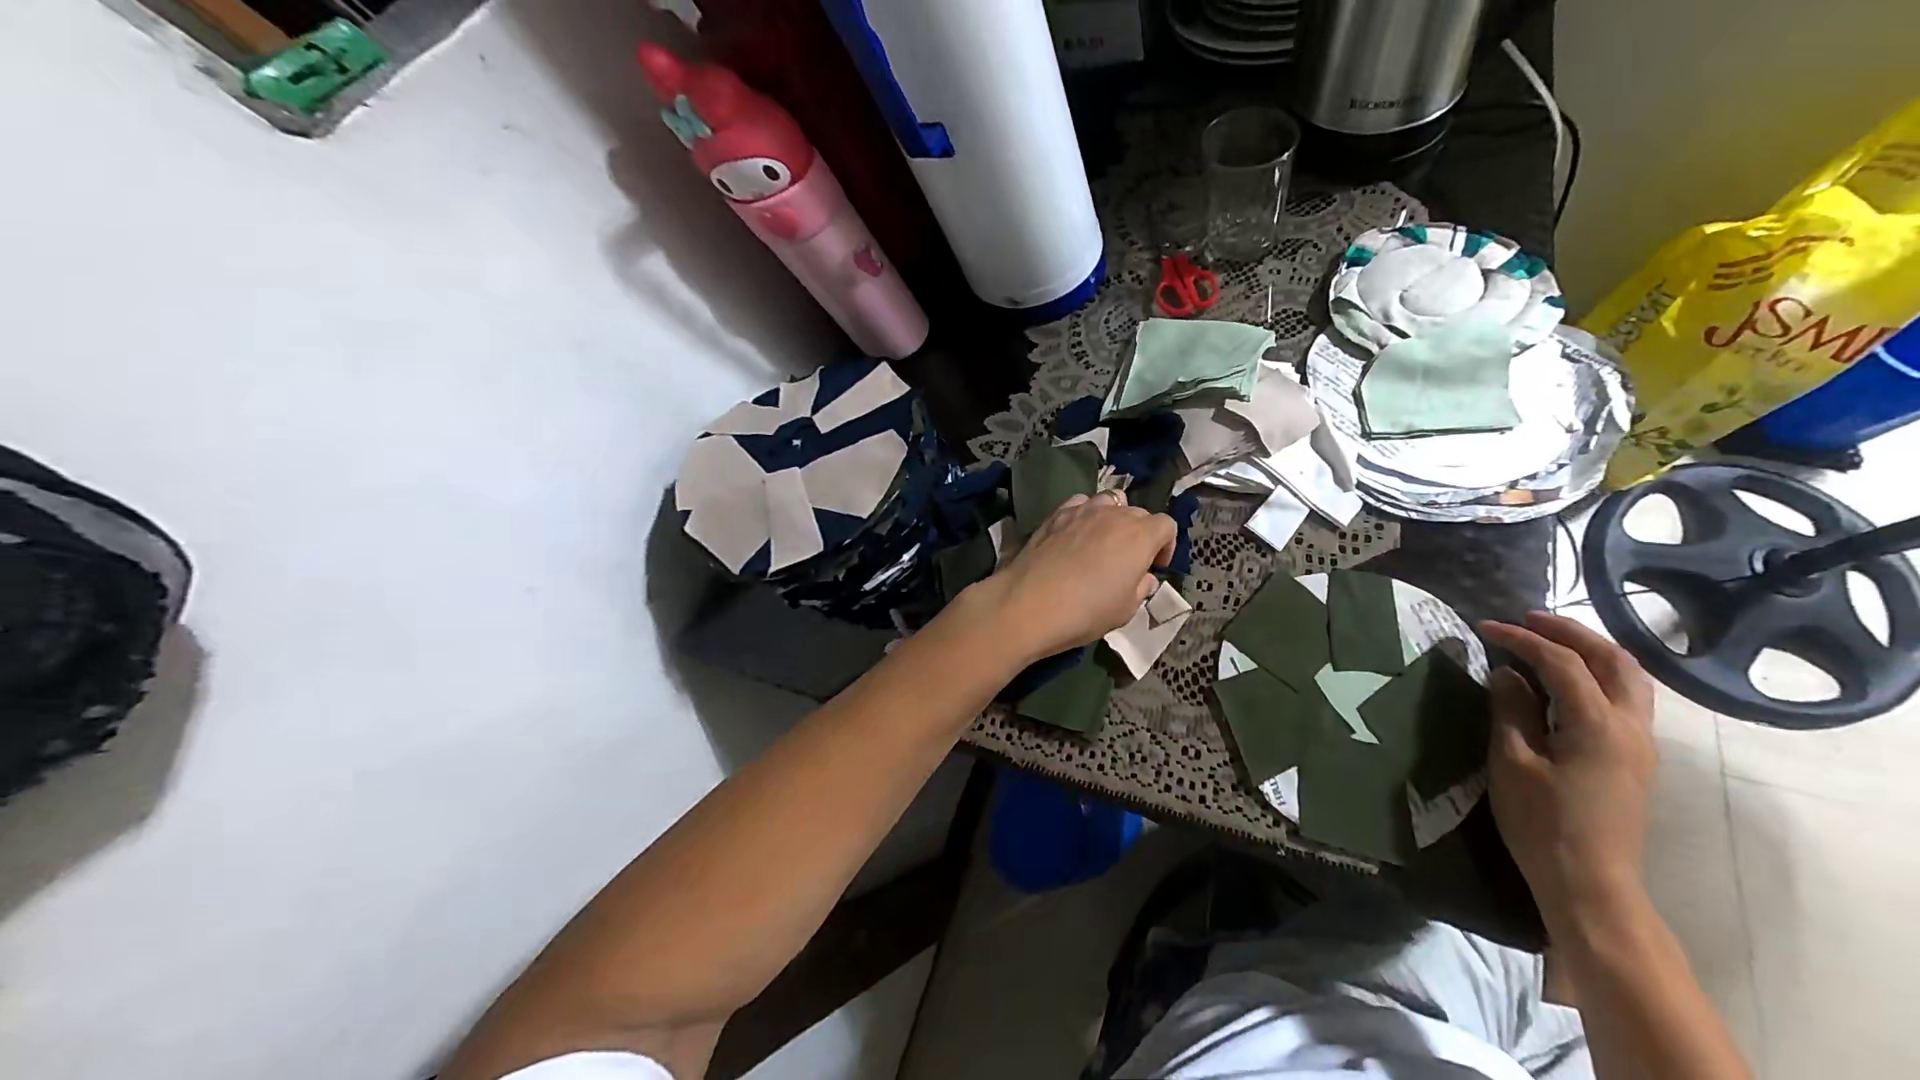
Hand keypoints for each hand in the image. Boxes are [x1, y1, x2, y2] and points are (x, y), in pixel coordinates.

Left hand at [966, 491, 1176, 663]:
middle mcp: (1114, 514)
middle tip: (1128, 561)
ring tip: (1103, 542)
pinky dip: (1085, 514)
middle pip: (1138, 512)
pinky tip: (1076, 535)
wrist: (1028, 604)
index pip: (1166, 525)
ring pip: (1108, 501)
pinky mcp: (1054, 515)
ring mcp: (1082, 510)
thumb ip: (1141, 588)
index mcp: (1140, 535)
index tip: (1154, 567)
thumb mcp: (1125, 610)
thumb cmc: (1085, 611)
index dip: (1166, 546)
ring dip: (1113, 517)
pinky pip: (1079, 503)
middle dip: (1140, 533)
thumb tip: (1144, 577)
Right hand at [1478, 612, 1658, 931]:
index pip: (1562, 663)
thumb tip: (1507, 673)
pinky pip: (1626, 700)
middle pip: (1614, 661)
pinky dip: (1597, 676)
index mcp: (1599, 725)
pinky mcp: (1636, 760)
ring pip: (1629, 679)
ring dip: (1590, 652)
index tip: (1485, 628)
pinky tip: (1567, 682)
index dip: (1522, 639)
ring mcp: (1641, 745)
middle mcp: (1632, 727)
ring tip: (1549, 641)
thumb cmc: (1542, 822)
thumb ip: (1511, 710)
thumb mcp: (1512, 762)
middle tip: (1528, 619)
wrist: (1591, 883)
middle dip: (1571, 633)